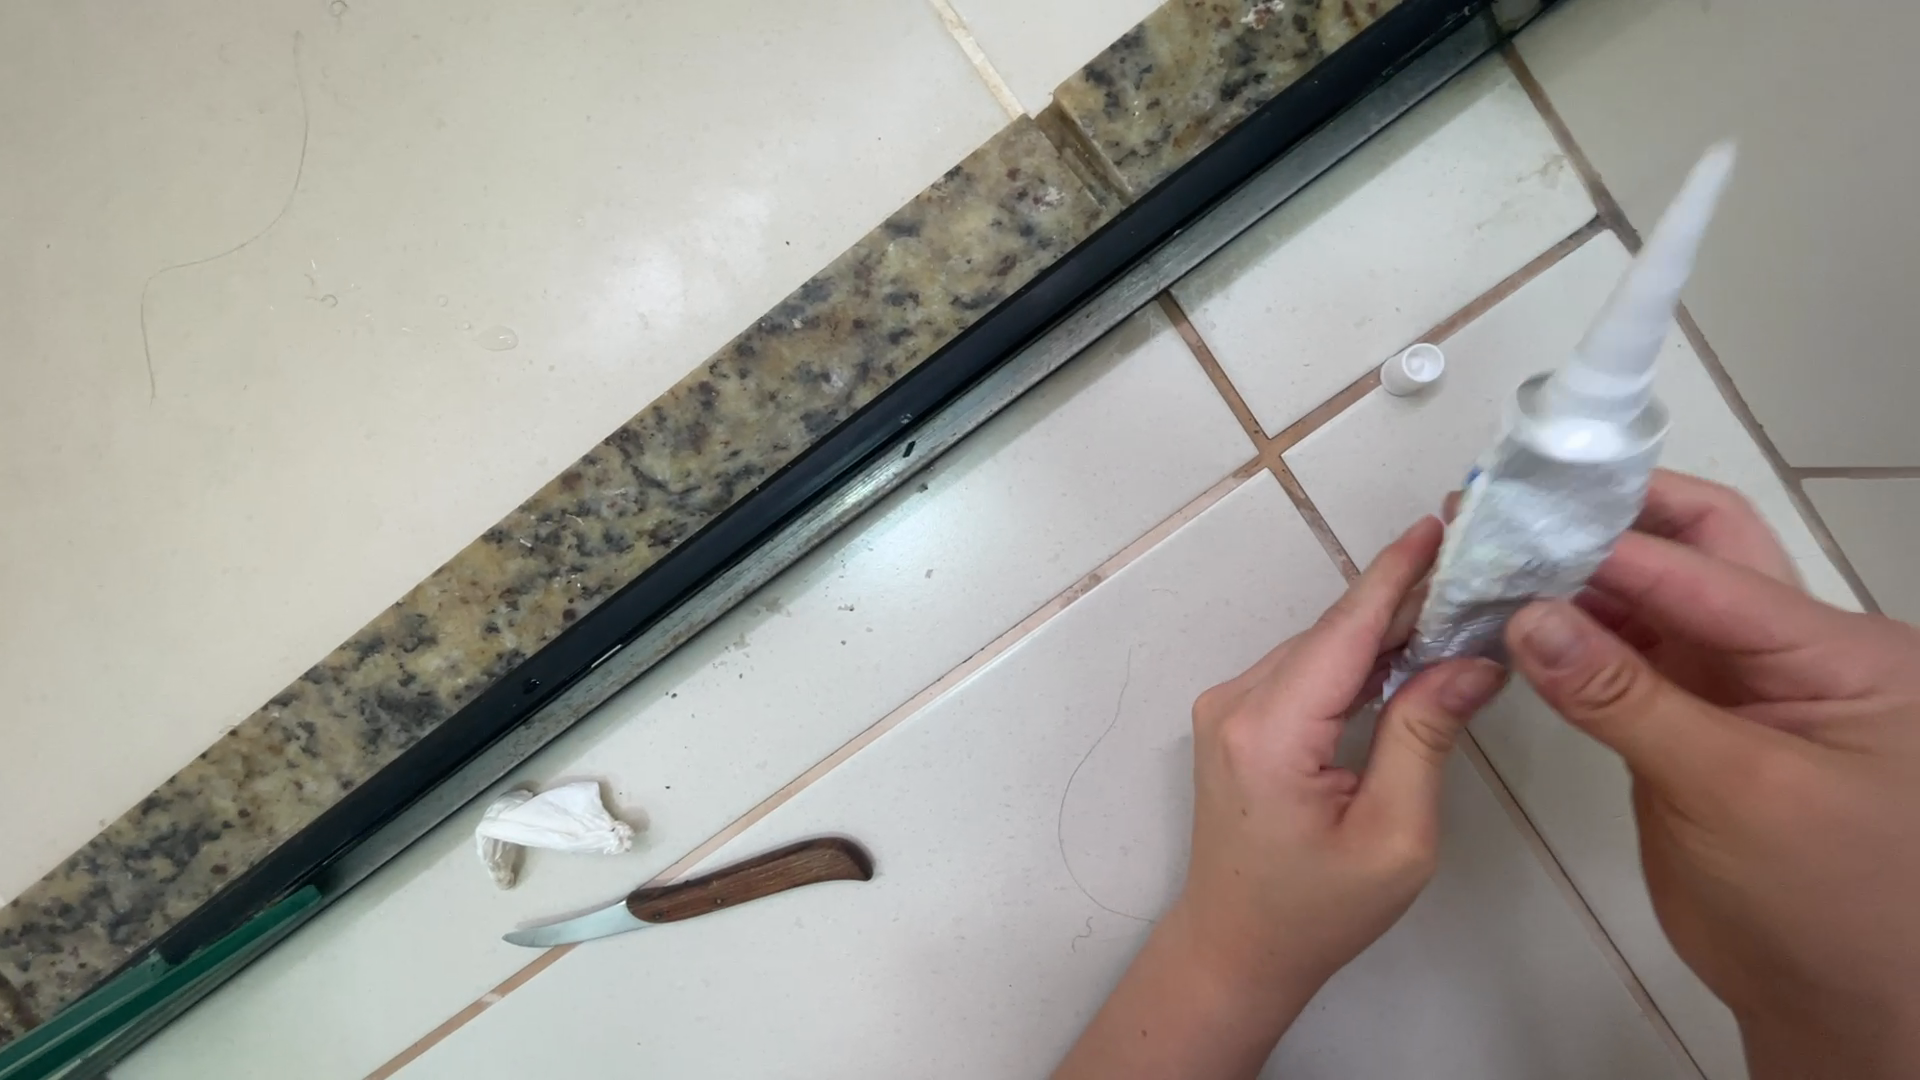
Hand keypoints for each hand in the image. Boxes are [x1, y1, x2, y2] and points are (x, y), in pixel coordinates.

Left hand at [1056, 517, 1505, 1079]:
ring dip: (1375, 632)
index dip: (1393, 576)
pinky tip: (1396, 656)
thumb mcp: (1394, 836)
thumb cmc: (1319, 908)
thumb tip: (1469, 661)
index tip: (1435, 527)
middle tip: (1469, 571)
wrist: (1235, 939)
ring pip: (1312, 651)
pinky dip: (1347, 661)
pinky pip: (1297, 673)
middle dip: (1397, 603)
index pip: (1342, 633)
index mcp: (1269, 728)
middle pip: (1327, 636)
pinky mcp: (1230, 718)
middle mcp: (1235, 701)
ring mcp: (1225, 706)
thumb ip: (1424, 737)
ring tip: (1448, 608)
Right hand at [1503, 471, 1919, 1078]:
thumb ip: (1622, 695)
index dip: (1600, 541)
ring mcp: (1726, 680)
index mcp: (1839, 652)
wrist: (1840, 1005)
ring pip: (1639, 599)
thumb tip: (1522, 614)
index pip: (1700, 568)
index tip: (1506, 519)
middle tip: (1509, 505)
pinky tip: (1504, 620)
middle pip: (1690, 549)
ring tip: (1485, 556)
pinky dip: (1557, 633)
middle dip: (1600, 520)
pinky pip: (1612, 653)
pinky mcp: (1677, 714)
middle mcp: (1783, 648)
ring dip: (1566, 577)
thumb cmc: (1832, 901)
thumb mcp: (1733, 789)